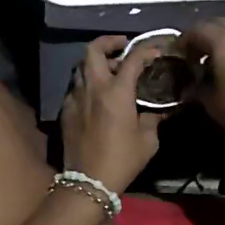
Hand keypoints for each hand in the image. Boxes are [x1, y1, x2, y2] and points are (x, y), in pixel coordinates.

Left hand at [62, 35, 166, 191]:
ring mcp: (75, 97)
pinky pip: (76, 87)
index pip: (132, 58)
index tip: (156, 50)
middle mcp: (93, 88)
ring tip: (111, 71)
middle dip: (109, 43)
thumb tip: (159, 111)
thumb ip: (153, 119)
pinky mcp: (65, 111)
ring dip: (96, 62)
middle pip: (93, 50)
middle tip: (122, 48)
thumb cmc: (122, 159)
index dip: (146, 50)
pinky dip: (88, 83)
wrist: (88, 181)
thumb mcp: (148, 140)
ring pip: (81, 67)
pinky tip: (98, 96)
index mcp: (116, 92)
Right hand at [180, 19, 224, 157]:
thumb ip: (197, 88)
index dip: (183, 42)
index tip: (177, 58)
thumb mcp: (212, 103)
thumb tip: (188, 86)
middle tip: (193, 59)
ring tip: (214, 63)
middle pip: (217, 24)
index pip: (196, 29)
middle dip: (203, 37)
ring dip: (222, 39)